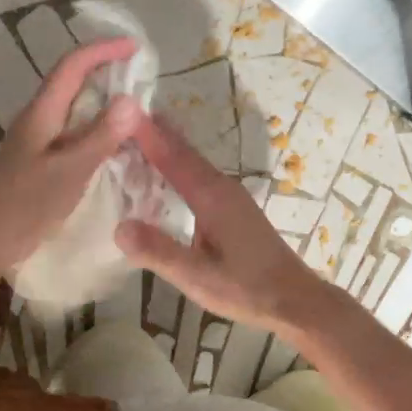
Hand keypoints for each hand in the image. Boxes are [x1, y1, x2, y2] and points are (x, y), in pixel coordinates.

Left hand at [0, 38, 142, 279]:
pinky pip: (74, 133)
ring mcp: (37, 141)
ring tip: (138, 110)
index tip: (136, 47)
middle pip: (73, 82)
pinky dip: (98, 129)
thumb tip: (133, 99)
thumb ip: (100, 136)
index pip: (73, 66)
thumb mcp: (69, 171)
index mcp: (41, 114)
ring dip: (104, 102)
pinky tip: (117, 147)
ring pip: (75, 109)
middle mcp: (38, 120)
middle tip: (144, 78)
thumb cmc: (23, 206)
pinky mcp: (39, 162)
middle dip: (107, 72)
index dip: (104, 50)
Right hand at [113, 115, 333, 335]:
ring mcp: (231, 197)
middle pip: (185, 154)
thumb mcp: (197, 276)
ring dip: (167, 149)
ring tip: (138, 138)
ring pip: (194, 164)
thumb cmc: (246, 288)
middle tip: (122, 116)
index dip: (148, 135)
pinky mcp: (234, 210)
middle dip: (156, 134)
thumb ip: (159, 252)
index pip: (174, 158)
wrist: (293, 299)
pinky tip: (168, 177)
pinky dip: (179, 168)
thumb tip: (119, 225)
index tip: (122, 111)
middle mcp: (222, 188)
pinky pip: (200, 177)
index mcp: (212, 197)